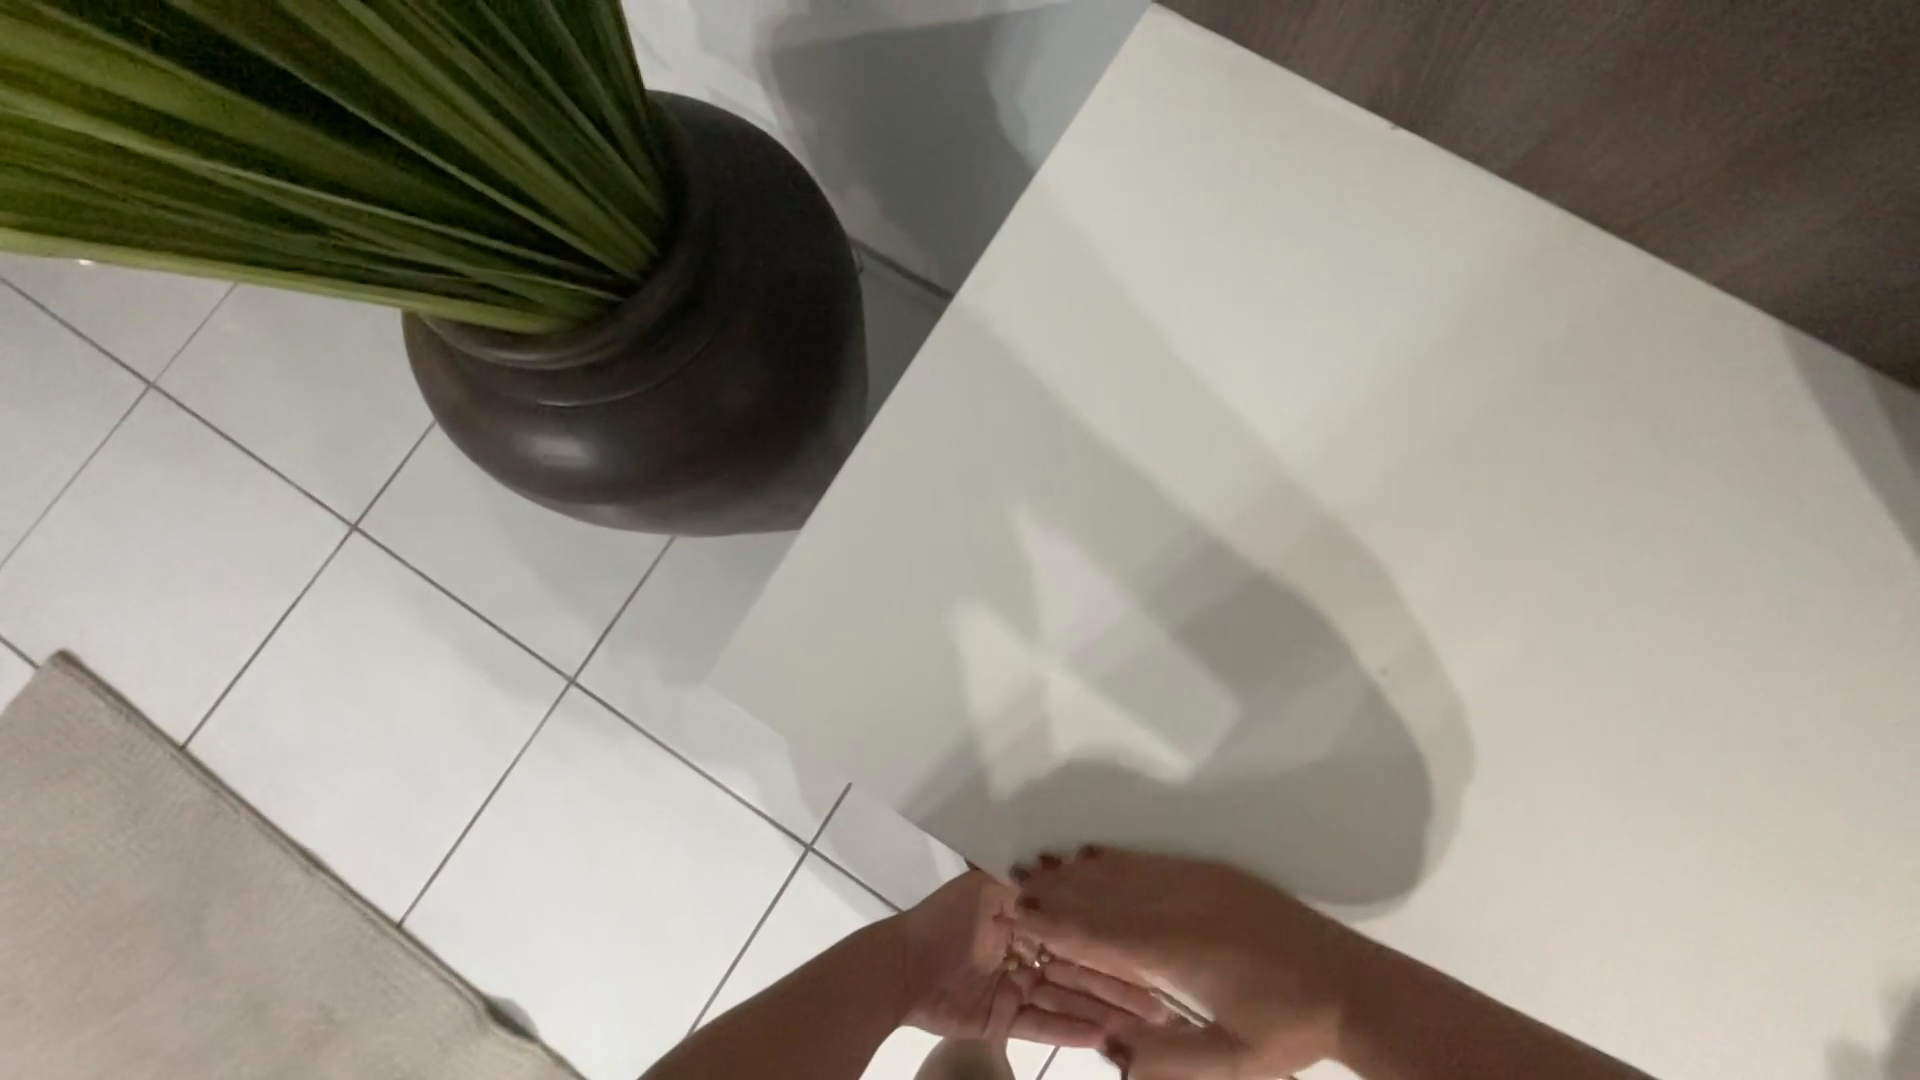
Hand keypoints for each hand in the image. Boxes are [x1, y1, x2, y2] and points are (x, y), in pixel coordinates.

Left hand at [887, 868, 1171, 1046]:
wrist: (900, 966)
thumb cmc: (943, 920)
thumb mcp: (984, 887)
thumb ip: (1028, 885)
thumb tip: (1070, 867)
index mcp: (1025, 918)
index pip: (1077, 932)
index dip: (1111, 943)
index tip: (1149, 953)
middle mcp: (1027, 952)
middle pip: (1081, 971)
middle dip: (1121, 986)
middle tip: (1165, 1004)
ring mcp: (1018, 988)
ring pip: (1070, 1000)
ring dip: (1106, 1011)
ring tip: (1147, 1025)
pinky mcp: (1005, 1018)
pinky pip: (1045, 1025)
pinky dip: (1072, 1030)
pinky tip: (1104, 1037)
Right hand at [1009, 847, 1360, 1077]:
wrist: (1350, 983)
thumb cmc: (1288, 1028)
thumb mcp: (1233, 1062)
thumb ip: (1167, 1061)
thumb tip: (1108, 1047)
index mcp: (1177, 949)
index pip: (1101, 932)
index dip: (1056, 921)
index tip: (1017, 909)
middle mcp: (1178, 905)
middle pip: (1103, 893)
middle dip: (1055, 887)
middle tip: (1011, 878)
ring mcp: (1196, 882)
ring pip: (1123, 871)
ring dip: (1078, 868)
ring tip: (1041, 862)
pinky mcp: (1212, 873)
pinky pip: (1151, 860)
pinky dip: (1116, 858)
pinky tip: (1096, 854)